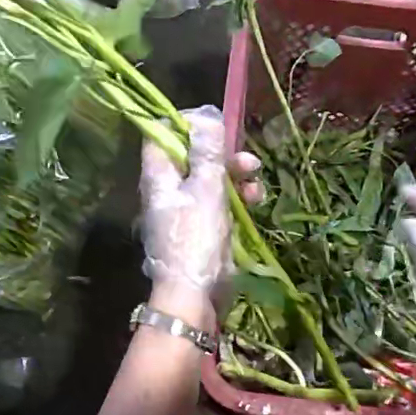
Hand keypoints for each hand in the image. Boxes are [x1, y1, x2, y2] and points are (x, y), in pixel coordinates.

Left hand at [140, 106, 261, 321]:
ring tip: (256, 181)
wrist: (195, 296)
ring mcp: (186, 209)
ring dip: (235, 175)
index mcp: (159, 177)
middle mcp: (168, 190)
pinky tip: (255, 200)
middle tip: (246, 159)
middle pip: (191, 156)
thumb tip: (205, 118)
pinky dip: (236, 197)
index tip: (214, 125)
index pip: (160, 135)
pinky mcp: (203, 227)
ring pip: (210, 178)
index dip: (185, 125)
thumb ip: (207, 154)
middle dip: (221, 153)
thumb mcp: (206, 190)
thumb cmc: (196, 240)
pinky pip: (219, 202)